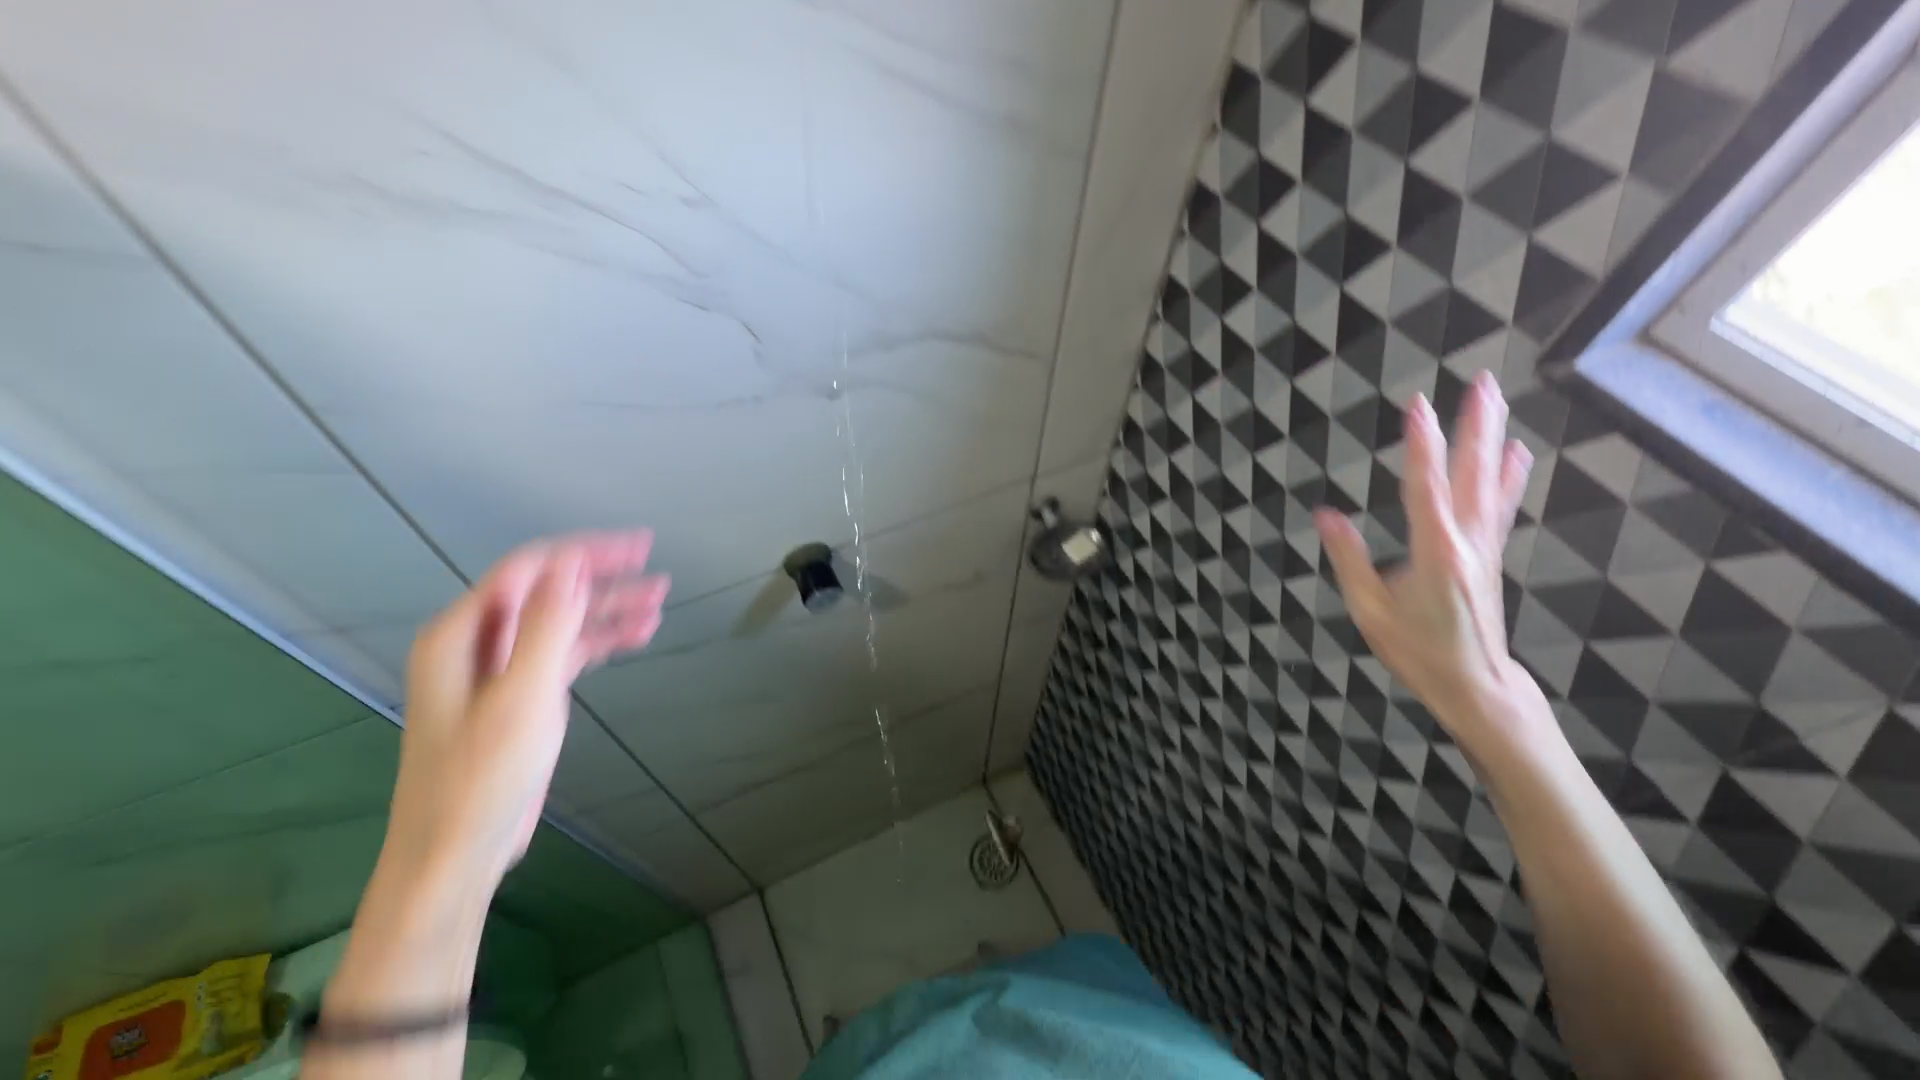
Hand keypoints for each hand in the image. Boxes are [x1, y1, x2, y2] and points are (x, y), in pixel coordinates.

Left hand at [383, 531, 668, 889]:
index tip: (637, 548)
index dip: (585, 554)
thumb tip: (570, 566)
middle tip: (656, 571)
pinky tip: (636, 636)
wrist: (456, 853)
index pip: (529, 570)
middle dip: (603, 579)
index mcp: (460, 634)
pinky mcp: (519, 697)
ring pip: (561, 623)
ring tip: (659, 602)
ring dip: (608, 611)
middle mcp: (476, 643)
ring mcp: (498, 671)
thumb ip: (546, 627)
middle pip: (548, 592)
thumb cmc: (481, 778)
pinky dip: (598, 643)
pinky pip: (563, 654)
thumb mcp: (521, 698)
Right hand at [1314, 372, 1543, 754]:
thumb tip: (1326, 514)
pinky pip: (1499, 505)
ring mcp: (1483, 546)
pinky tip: (1517, 453)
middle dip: (1474, 426)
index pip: (1425, 489)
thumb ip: (1350, 560)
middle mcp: (1467, 542)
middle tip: (1482, 382)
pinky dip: (1509, 476)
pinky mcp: (1489, 555)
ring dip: (1493, 438)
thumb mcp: (1371, 612)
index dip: (1421, 446)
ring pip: (1489, 482)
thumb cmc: (1418, 651)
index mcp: (1435, 554)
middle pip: (1471, 474)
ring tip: (1496, 400)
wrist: (1475, 684)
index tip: (1419, 405)